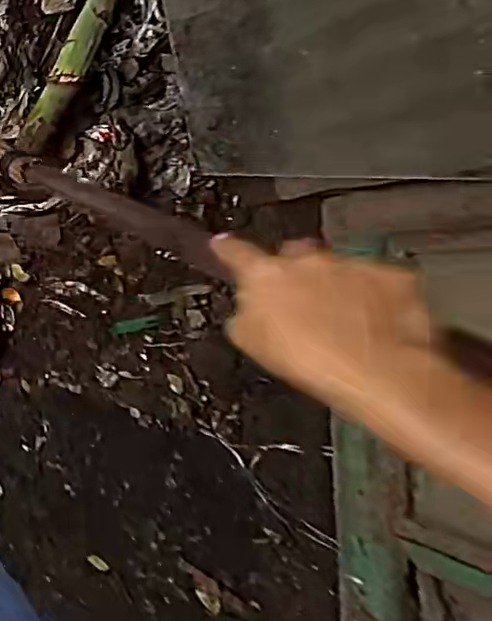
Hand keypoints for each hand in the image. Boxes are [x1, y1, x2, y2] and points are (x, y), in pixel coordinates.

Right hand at [212, 235, 436, 408]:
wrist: (380, 374)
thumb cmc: (306, 358)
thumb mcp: (246, 336)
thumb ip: (245, 308)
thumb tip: (253, 306)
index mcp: (261, 272)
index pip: (232, 249)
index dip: (226, 248)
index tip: (224, 246)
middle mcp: (305, 262)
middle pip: (294, 253)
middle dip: (294, 270)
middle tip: (299, 297)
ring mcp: (352, 268)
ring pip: (338, 266)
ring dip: (336, 282)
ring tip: (343, 315)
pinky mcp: (397, 279)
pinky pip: (382, 278)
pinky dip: (377, 291)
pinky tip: (376, 315)